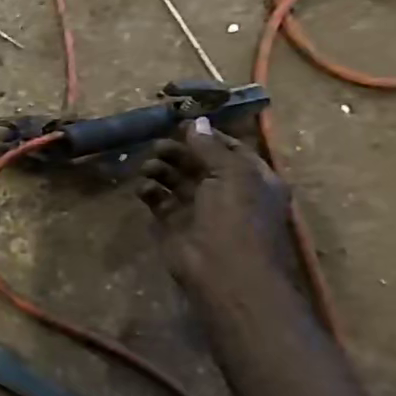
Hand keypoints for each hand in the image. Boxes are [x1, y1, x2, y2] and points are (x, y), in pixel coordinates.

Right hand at [135, 119, 295, 291]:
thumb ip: (210, 146)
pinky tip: (143, 187)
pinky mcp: (176, 226)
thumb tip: (195, 121)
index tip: (182, 124)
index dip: (207, 136)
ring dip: (161, 169)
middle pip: (198, 163)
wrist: (225, 274)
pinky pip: (160, 202)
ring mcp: (200, 211)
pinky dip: (150, 192)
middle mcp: (227, 193)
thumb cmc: (237, 218)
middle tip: (156, 145)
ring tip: (147, 166)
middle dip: (178, 152)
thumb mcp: (231, 174)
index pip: (229, 149)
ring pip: (176, 181)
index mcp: (252, 180)